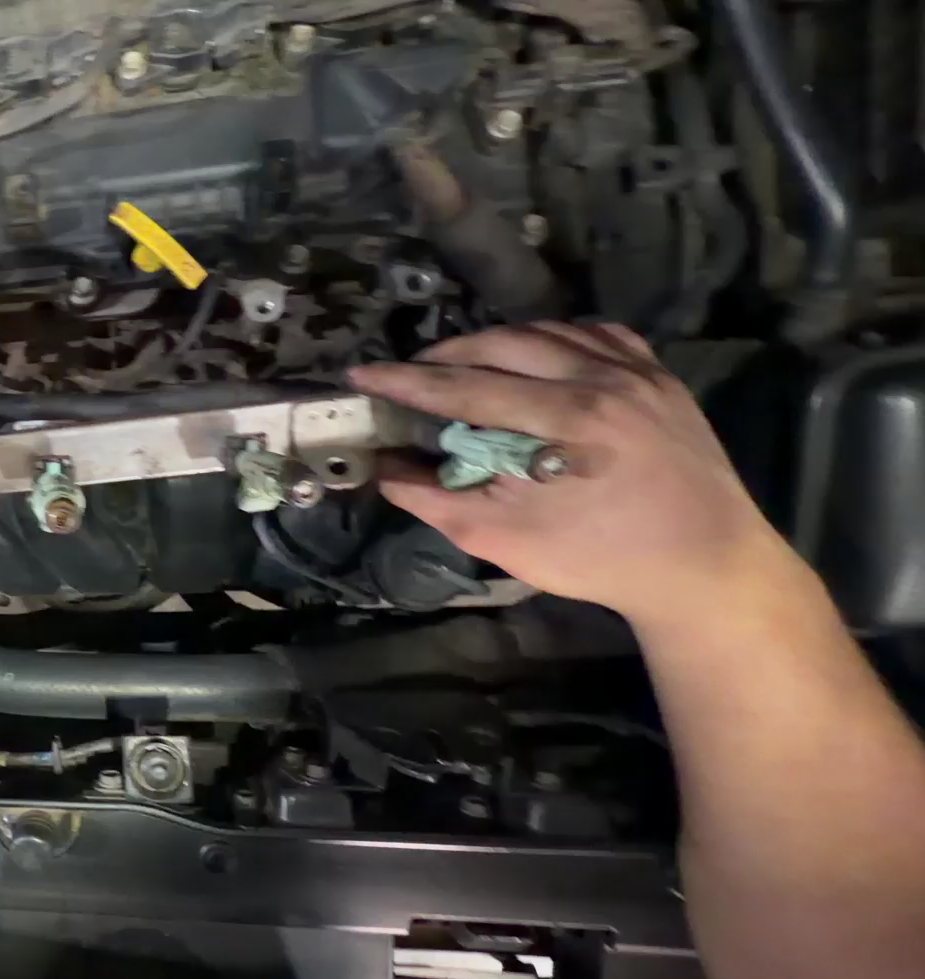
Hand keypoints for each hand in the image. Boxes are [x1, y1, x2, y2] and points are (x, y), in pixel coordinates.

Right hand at [348, 323, 798, 627]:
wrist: (701, 565)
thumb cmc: (591, 557)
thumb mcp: (493, 536)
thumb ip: (428, 496)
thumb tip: (381, 467)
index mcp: (562, 421)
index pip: (462, 387)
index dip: (403, 380)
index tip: (360, 374)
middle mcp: (602, 381)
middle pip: (500, 345)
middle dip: (441, 354)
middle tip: (405, 373)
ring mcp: (637, 373)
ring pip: (545, 331)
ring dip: (490, 341)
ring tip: (457, 363)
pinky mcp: (659, 377)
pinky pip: (595, 334)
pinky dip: (549, 337)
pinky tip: (528, 355)